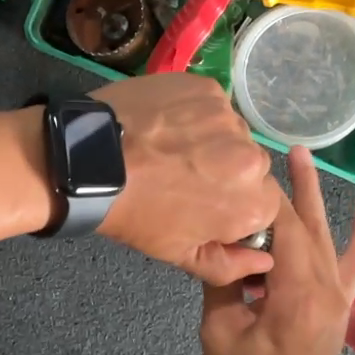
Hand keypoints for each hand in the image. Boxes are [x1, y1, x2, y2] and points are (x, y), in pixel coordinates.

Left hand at [92, 73, 282, 284]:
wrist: (91, 161)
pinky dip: (193, 113)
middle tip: (182, 176)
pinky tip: (164, 124)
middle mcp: (253, 158)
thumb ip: (228, 265)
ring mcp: (229, 118)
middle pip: (251, 167)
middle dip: (226, 173)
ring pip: (231, 133)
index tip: (202, 204)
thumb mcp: (178, 254)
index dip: (233, 207)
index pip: (263, 206)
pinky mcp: (206, 89)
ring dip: (211, 141)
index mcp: (253, 204)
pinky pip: (211, 105)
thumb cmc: (135, 214)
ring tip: (170, 149)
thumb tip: (264, 259)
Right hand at [200, 147, 354, 354]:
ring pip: (327, 236)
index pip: (281, 230)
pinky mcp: (340, 305)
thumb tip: (220, 243)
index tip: (244, 168)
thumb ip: (224, 282)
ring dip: (316, 197)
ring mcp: (338, 296)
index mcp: (296, 294)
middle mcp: (325, 289)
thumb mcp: (220, 329)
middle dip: (290, 185)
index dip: (262, 198)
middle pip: (307, 225)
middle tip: (278, 147)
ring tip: (305, 158)